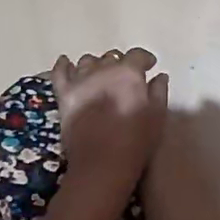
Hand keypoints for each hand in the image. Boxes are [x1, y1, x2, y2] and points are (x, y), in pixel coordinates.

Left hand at [51, 48, 168, 195]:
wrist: (101, 164)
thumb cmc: (136, 142)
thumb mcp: (157, 116)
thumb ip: (159, 91)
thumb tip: (159, 76)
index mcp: (128, 72)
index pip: (137, 55)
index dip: (144, 59)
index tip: (149, 66)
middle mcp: (103, 70)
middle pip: (112, 57)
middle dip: (120, 63)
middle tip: (125, 78)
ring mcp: (81, 81)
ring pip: (88, 61)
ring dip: (96, 66)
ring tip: (101, 76)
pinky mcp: (64, 95)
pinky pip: (60, 72)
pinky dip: (63, 65)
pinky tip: (67, 62)